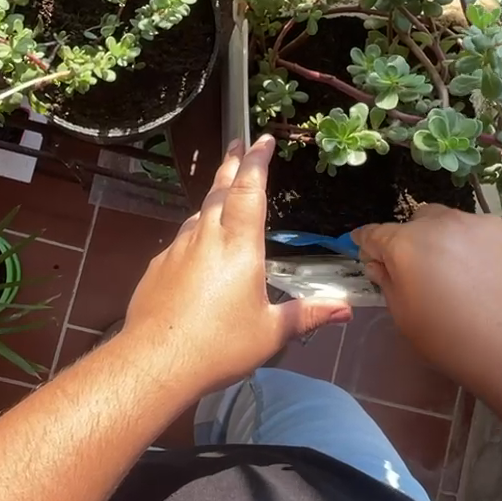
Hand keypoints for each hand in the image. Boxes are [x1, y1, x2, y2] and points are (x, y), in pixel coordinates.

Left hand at [118, 135, 352, 394]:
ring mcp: (177, 249)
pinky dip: (196, 230)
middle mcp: (206, 237)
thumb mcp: (271, 332)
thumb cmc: (219, 345)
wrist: (155, 361)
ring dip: (213, 196)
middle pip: (219, 190)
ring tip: (222, 190)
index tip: (262, 139)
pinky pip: (182, 239)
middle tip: (238, 142)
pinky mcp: (158, 266)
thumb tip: (345, 311)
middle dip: (232, 164)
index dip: (257, 161)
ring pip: (198, 213)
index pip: (249, 190)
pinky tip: (198, 244)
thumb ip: (307, 315)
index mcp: (239, 246)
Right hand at [352, 205, 501, 388]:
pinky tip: (498, 282)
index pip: (375, 233)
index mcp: (407, 244)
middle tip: (425, 271)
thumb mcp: (406, 319)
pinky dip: (486, 252)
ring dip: (452, 242)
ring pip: (457, 225)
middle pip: (419, 220)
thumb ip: (389, 284)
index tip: (365, 248)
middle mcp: (443, 223)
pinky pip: (491, 236)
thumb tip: (381, 264)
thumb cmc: (456, 343)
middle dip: (415, 238)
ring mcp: (485, 225)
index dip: (366, 242)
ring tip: (468, 278)